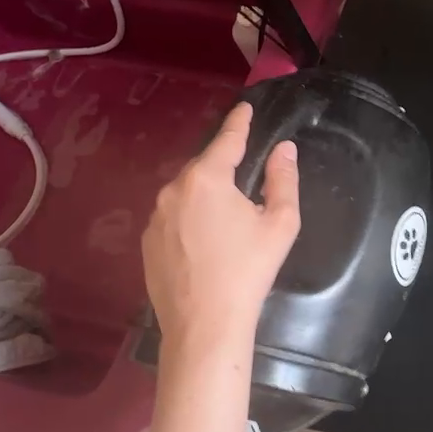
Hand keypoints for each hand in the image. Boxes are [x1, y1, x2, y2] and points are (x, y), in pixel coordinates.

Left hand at [141, 102, 300, 360]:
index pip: (227, 140)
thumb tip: (284, 149)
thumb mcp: (280, 222)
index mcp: (207, 179)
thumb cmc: (249, 269)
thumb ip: (283, 179)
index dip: (240, 122)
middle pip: (205, 167)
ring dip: (208, 194)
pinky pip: (174, 216)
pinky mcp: (148, 242)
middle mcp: (174, 190)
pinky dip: (192, 217)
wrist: (204, 324)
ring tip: (231, 216)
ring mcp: (155, 217)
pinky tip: (209, 240)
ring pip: (187, 193)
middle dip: (225, 166)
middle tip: (248, 177)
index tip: (245, 107)